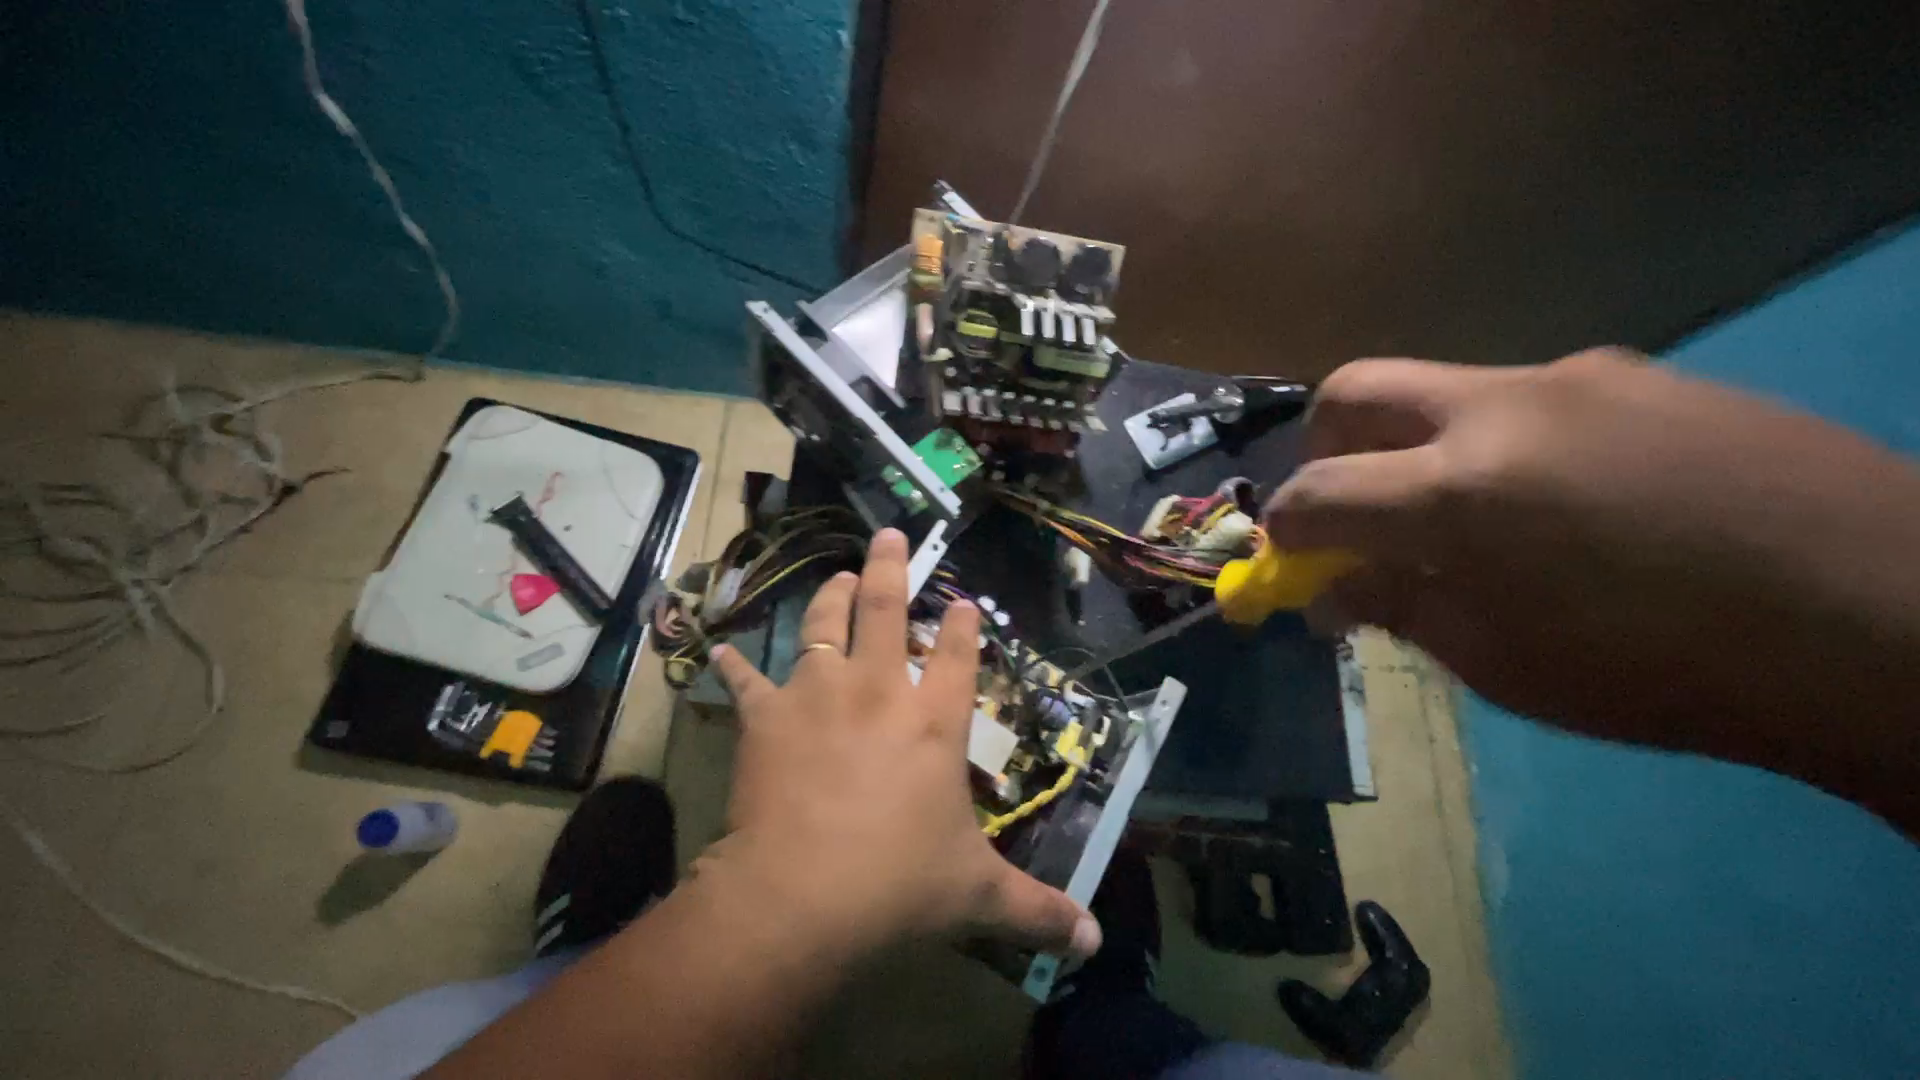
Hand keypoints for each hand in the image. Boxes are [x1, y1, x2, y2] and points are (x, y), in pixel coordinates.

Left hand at [705, 529, 1101, 960]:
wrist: (801, 895)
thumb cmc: (898, 887)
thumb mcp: (978, 899)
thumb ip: (1038, 913)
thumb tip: (1093, 946)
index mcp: (934, 723)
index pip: (958, 657)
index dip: (963, 626)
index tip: (963, 602)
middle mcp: (878, 691)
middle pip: (886, 610)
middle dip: (892, 568)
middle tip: (891, 535)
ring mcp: (817, 695)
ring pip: (823, 625)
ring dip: (831, 596)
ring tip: (838, 576)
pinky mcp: (765, 718)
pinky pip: (747, 681)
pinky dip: (738, 666)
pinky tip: (725, 652)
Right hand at [1265, 350, 1919, 813]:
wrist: (1897, 621)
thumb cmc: (1665, 670)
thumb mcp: (1502, 663)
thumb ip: (1399, 608)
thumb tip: (1334, 590)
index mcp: (1456, 494)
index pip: (1316, 494)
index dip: (1285, 529)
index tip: (1289, 556)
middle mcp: (1500, 408)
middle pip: (1355, 390)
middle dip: (1324, 448)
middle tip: (1349, 505)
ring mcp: (1577, 377)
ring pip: (1446, 390)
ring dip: (1419, 446)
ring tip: (1475, 515)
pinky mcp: (1642, 374)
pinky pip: (1531, 398)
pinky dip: (1501, 442)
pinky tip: (1566, 498)